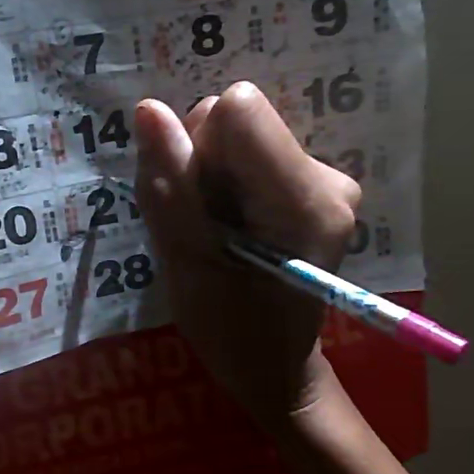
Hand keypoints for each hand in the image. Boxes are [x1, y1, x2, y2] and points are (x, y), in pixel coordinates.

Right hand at [134, 83, 364, 437]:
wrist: (272, 363)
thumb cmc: (230, 329)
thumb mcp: (185, 262)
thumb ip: (169, 184)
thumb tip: (148, 109)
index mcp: (305, 199)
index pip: (237, 110)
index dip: (196, 147)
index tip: (194, 201)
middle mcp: (325, 176)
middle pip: (230, 120)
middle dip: (197, 164)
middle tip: (201, 225)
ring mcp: (319, 176)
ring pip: (228, 134)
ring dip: (202, 176)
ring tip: (211, 230)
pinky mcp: (305, 181)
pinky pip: (238, 151)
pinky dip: (215, 183)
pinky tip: (223, 224)